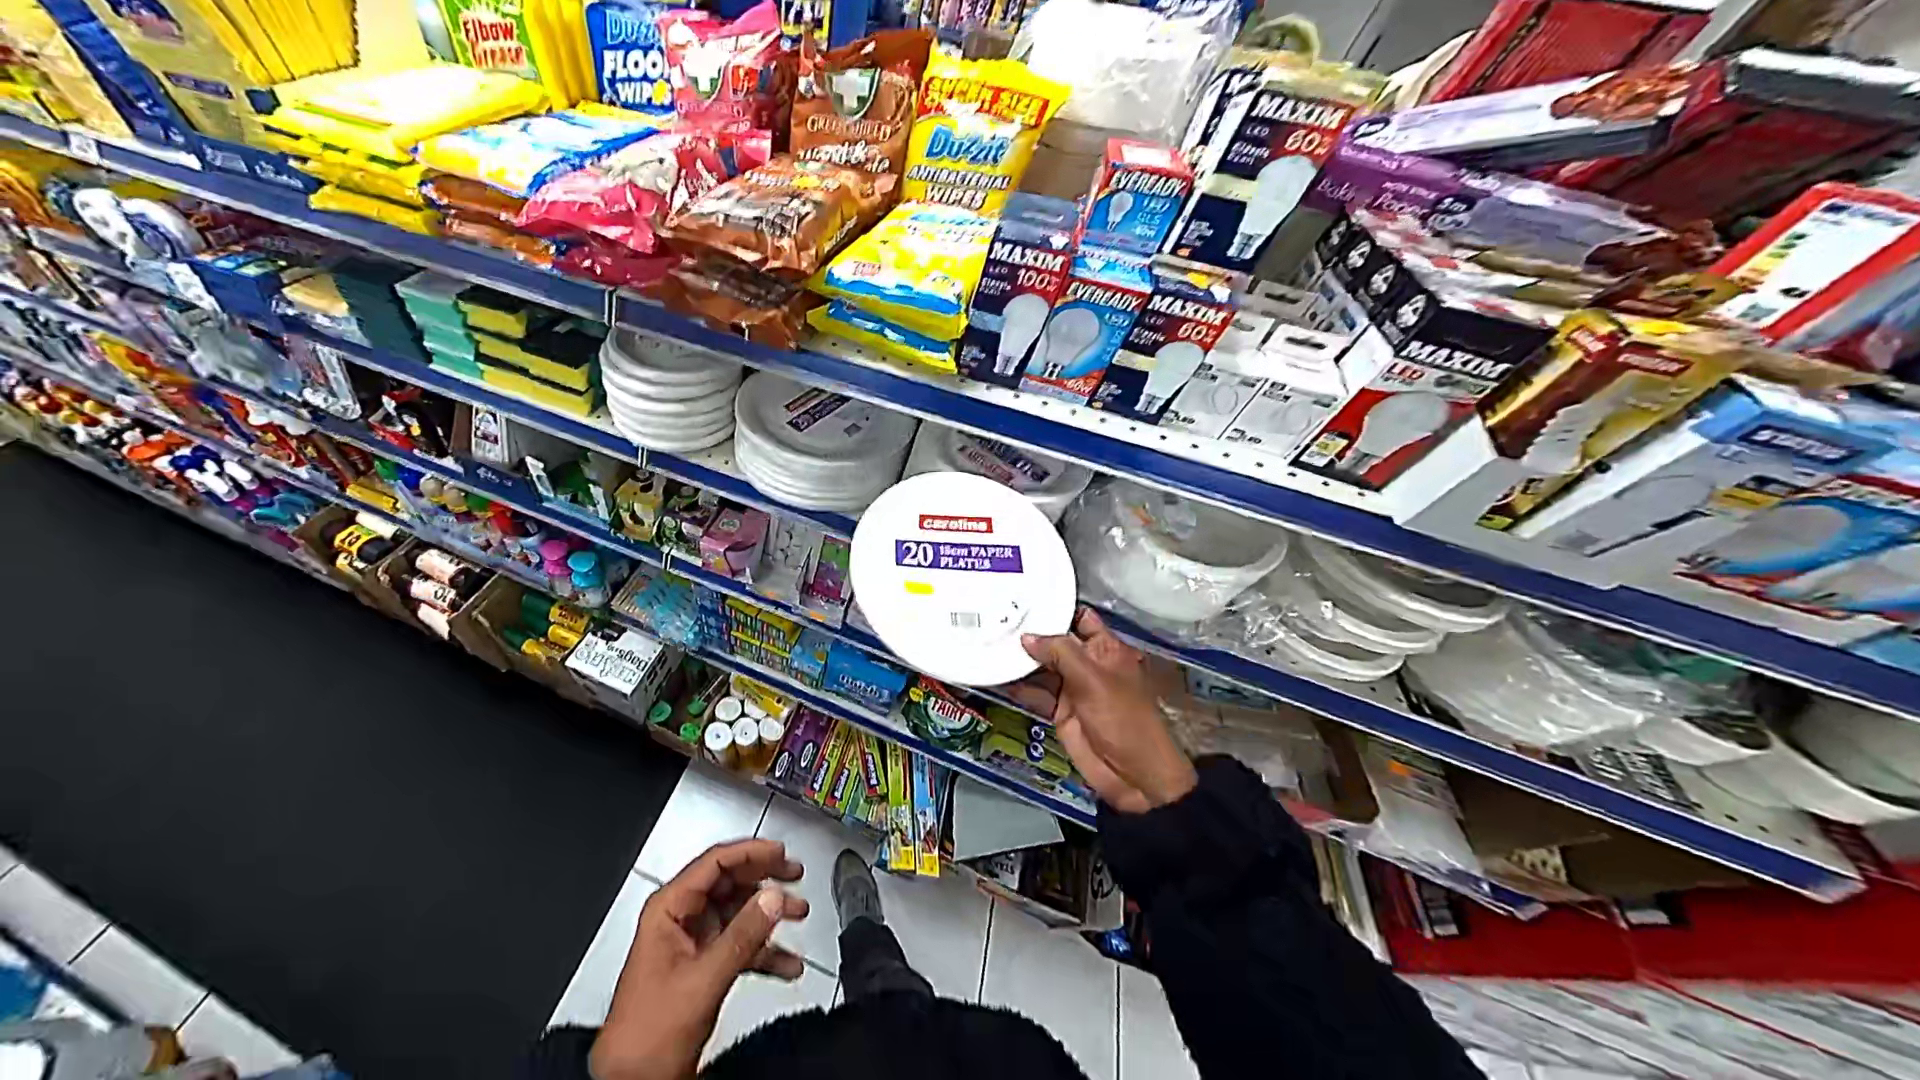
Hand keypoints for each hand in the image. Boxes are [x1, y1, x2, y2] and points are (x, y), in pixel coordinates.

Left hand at [590, 839, 809, 1079]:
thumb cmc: (645, 1036)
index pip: (714, 863)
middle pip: (730, 883)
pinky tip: (787, 963)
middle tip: (794, 874)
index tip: (781, 852)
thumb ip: (742, 935)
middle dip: (766, 879)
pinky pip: (740, 945)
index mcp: (668, 910)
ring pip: (739, 913)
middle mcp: (680, 920)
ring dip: (770, 915)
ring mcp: (692, 943)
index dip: (750, 853)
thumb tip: (773, 897)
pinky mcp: (703, 967)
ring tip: (798, 913)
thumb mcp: (702, 979)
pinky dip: (765, 951)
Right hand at [1006, 608, 1196, 813]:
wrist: (1135, 776)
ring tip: (987, 643)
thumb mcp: (1094, 680)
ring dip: (1018, 659)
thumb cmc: (1124, 720)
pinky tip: (993, 675)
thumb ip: (1060, 654)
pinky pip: (1035, 694)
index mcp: (1105, 649)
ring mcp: (1072, 689)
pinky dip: (1016, 686)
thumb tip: (1027, 636)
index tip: (1023, 597)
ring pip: (1040, 668)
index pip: (1078, 618)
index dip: (1055, 608)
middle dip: (1029, 633)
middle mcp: (1088, 664)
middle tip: (993, 617)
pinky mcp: (1059, 712)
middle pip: (1054, 642)